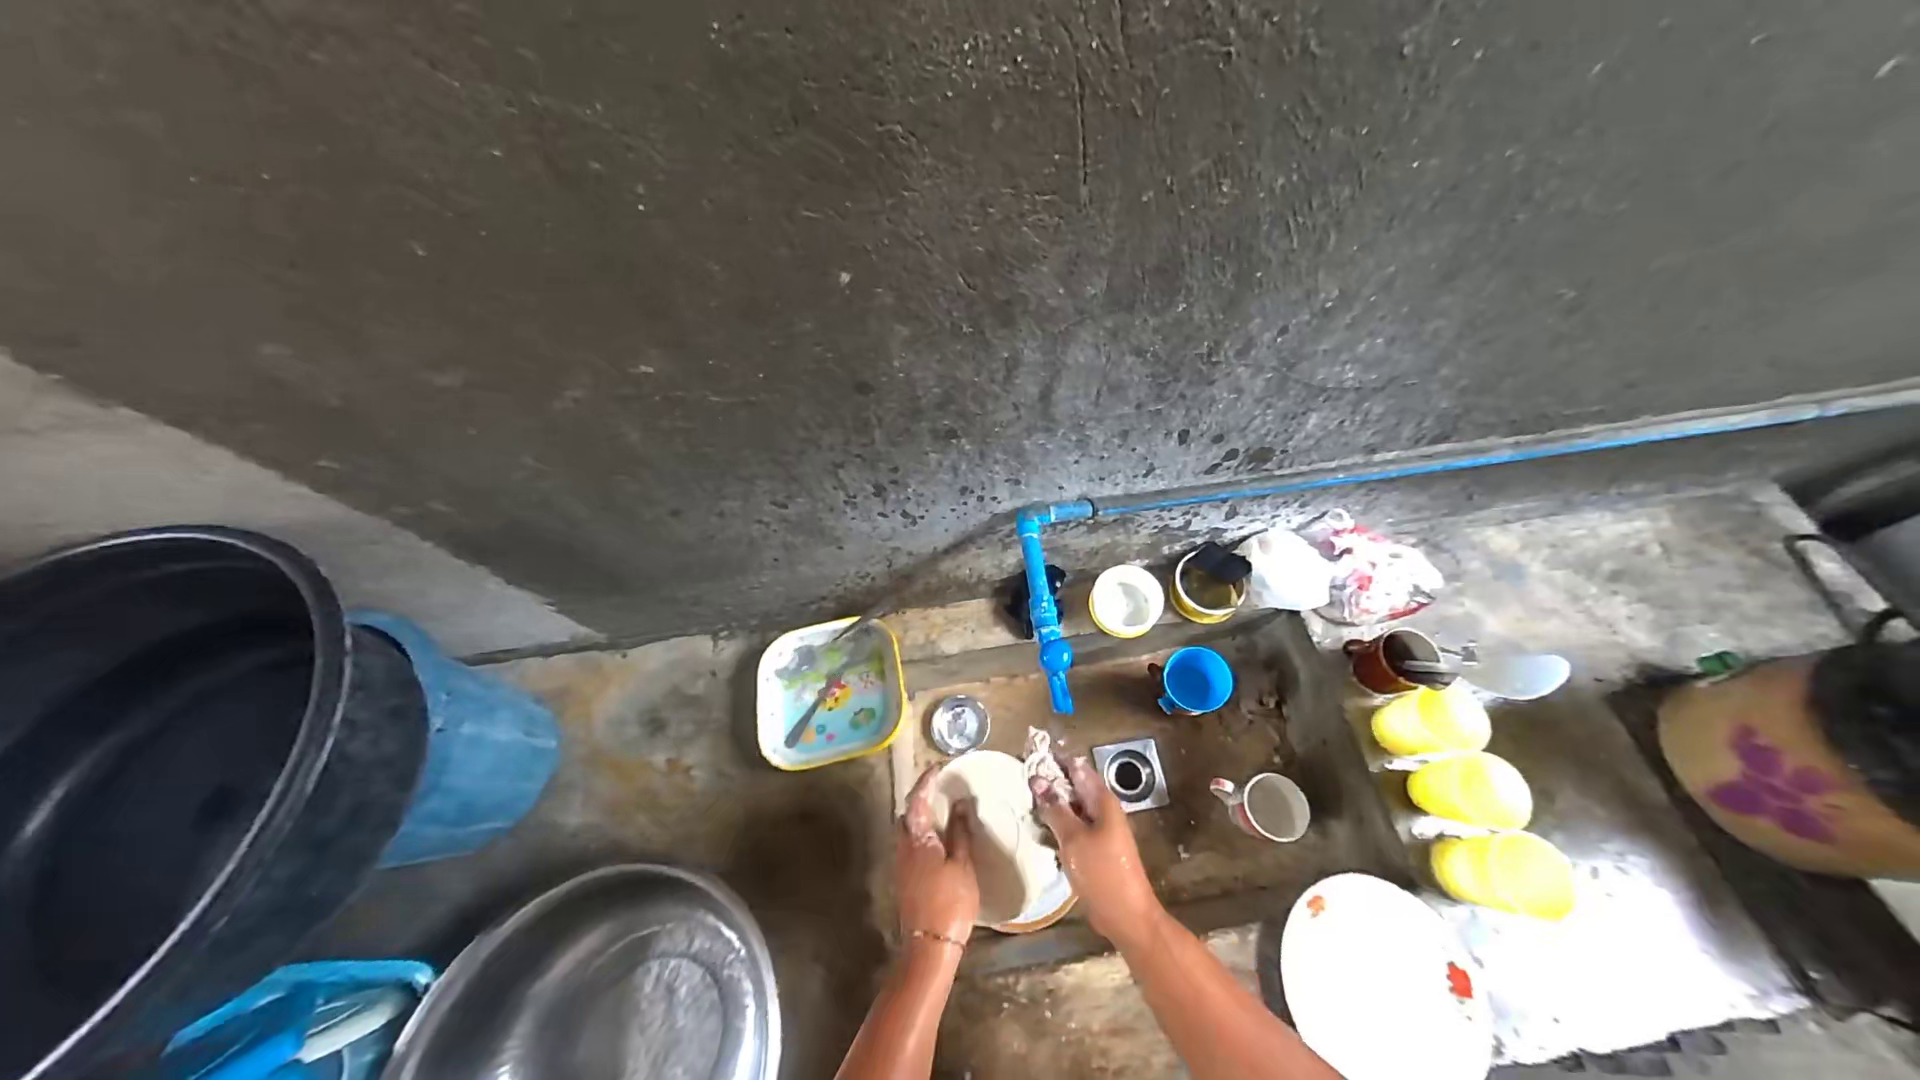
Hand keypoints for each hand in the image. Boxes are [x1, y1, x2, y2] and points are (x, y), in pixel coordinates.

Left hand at [896, 765, 978, 945]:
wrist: (930, 946)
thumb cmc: (951, 902)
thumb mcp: (962, 864)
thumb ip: (959, 831)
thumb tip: (960, 803)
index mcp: (917, 838)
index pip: (918, 800)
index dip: (928, 781)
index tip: (939, 767)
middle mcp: (903, 846)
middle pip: (907, 812)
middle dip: (920, 796)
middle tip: (939, 786)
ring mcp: (900, 862)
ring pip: (906, 828)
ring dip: (919, 814)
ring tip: (940, 808)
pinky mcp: (903, 877)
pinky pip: (909, 842)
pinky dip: (920, 831)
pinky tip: (935, 837)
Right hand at [1030, 756, 1163, 947]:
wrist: (1126, 916)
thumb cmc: (1102, 873)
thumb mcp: (1073, 839)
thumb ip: (1055, 809)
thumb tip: (1038, 781)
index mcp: (1103, 800)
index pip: (1076, 767)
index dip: (1055, 760)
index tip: (1029, 755)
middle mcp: (1103, 810)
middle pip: (1074, 786)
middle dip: (1050, 782)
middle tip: (1021, 780)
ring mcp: (1100, 829)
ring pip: (1072, 807)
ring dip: (1052, 805)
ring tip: (1025, 802)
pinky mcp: (1095, 848)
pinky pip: (1073, 827)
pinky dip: (1057, 824)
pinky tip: (1039, 828)